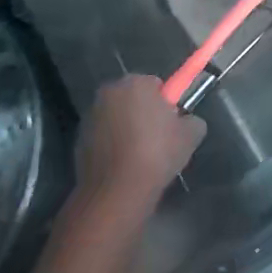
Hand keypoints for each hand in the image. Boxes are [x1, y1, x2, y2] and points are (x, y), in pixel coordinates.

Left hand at [75, 75, 205, 209]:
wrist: (119, 189)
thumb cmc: (158, 154)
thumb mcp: (191, 136)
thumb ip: (192, 120)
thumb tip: (187, 121)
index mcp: (136, 83)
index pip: (156, 84)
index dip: (166, 103)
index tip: (172, 123)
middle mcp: (109, 92)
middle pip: (133, 97)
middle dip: (144, 112)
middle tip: (160, 138)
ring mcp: (90, 114)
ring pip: (117, 116)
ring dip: (127, 127)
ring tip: (142, 155)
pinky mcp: (79, 137)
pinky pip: (104, 135)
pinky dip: (113, 144)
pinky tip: (124, 164)